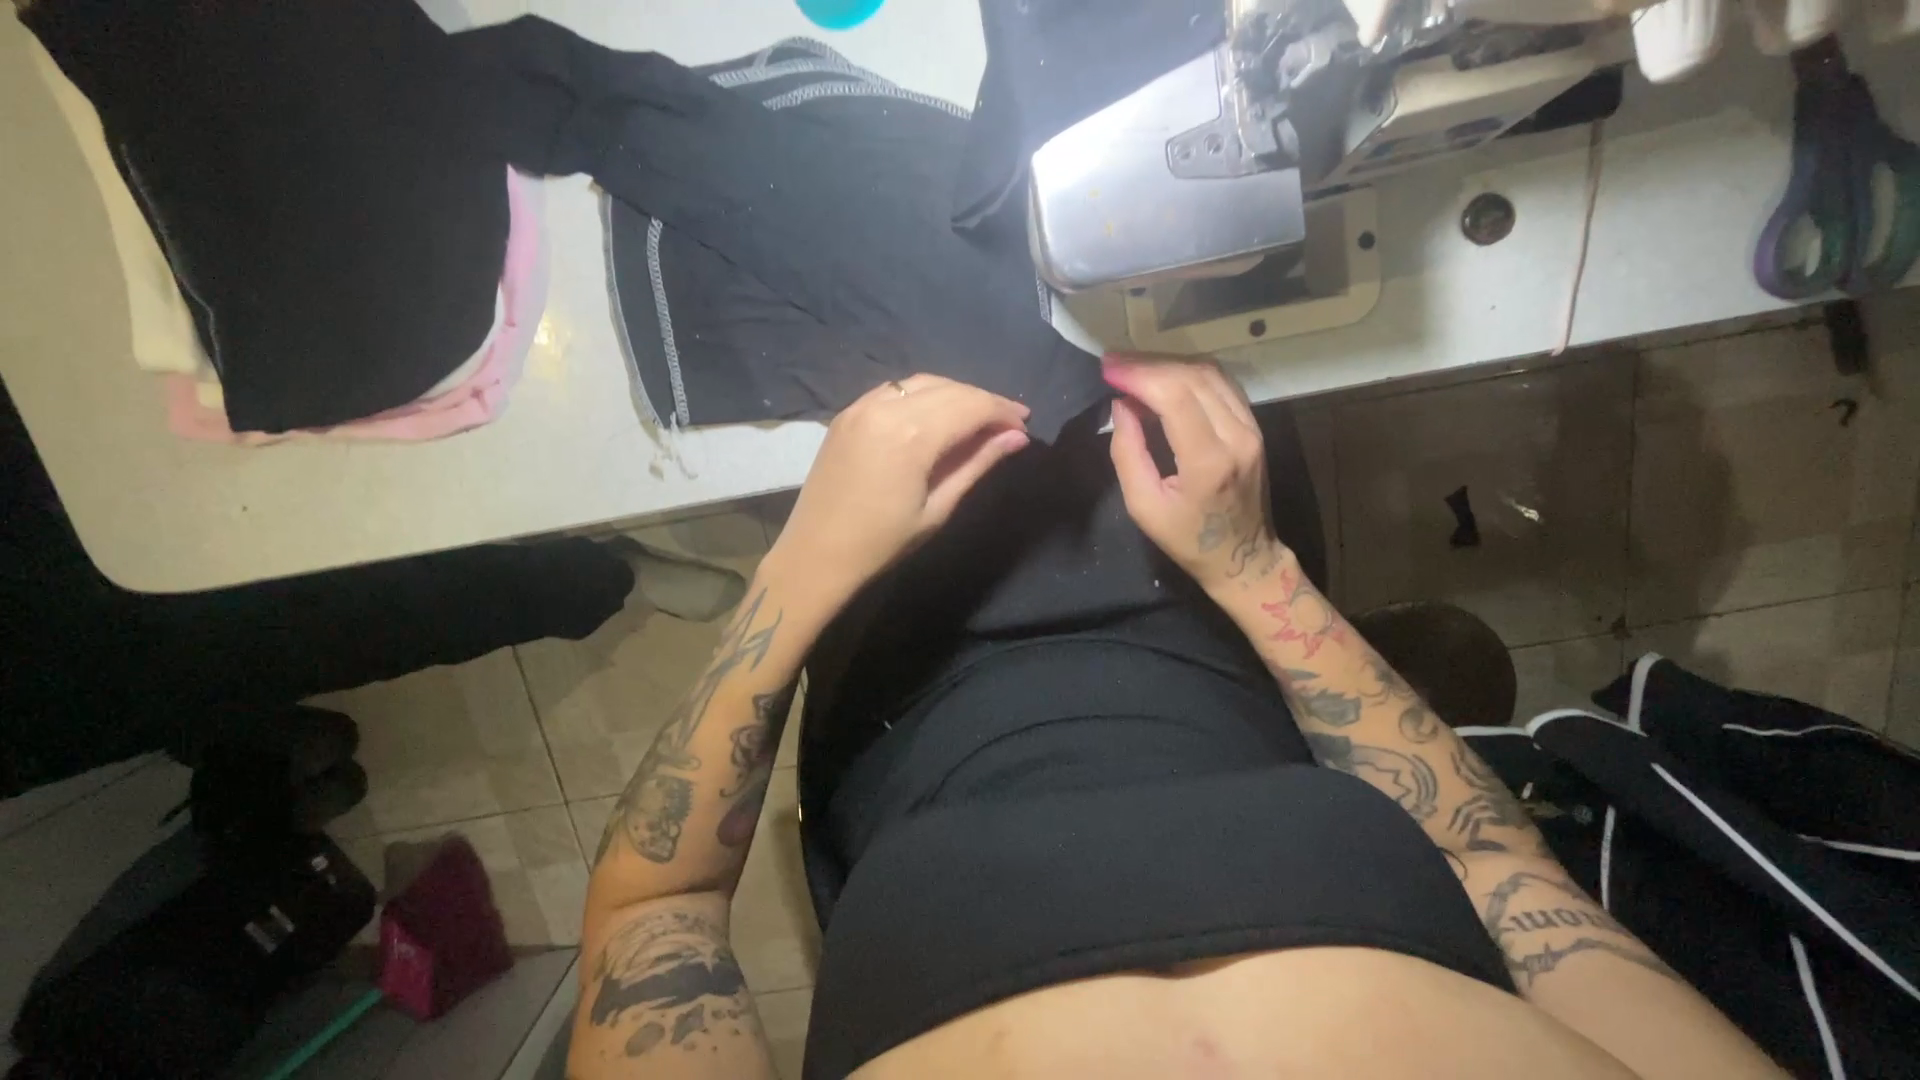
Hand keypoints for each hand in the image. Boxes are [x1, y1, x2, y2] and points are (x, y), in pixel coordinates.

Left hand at [763, 374, 1030, 615]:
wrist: (817, 555)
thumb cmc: (883, 542)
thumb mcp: (938, 508)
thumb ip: (977, 464)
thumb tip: (1017, 437)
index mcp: (911, 434)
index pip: (971, 405)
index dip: (1002, 412)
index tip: (1024, 426)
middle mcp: (886, 407)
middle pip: (949, 388)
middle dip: (983, 401)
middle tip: (1008, 424)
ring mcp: (862, 406)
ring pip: (921, 382)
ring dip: (954, 394)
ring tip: (976, 419)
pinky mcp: (847, 413)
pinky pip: (894, 390)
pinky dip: (922, 395)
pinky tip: (935, 416)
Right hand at [1103, 353, 1284, 593]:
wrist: (1244, 557)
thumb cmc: (1188, 540)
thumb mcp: (1143, 507)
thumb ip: (1128, 453)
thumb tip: (1121, 405)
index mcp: (1208, 461)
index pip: (1175, 396)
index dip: (1139, 375)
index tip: (1107, 369)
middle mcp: (1237, 437)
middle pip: (1193, 376)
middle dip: (1149, 364)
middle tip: (1113, 363)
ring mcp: (1251, 429)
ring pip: (1210, 373)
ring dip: (1169, 364)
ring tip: (1133, 368)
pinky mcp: (1254, 426)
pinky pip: (1221, 384)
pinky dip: (1189, 374)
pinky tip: (1164, 379)